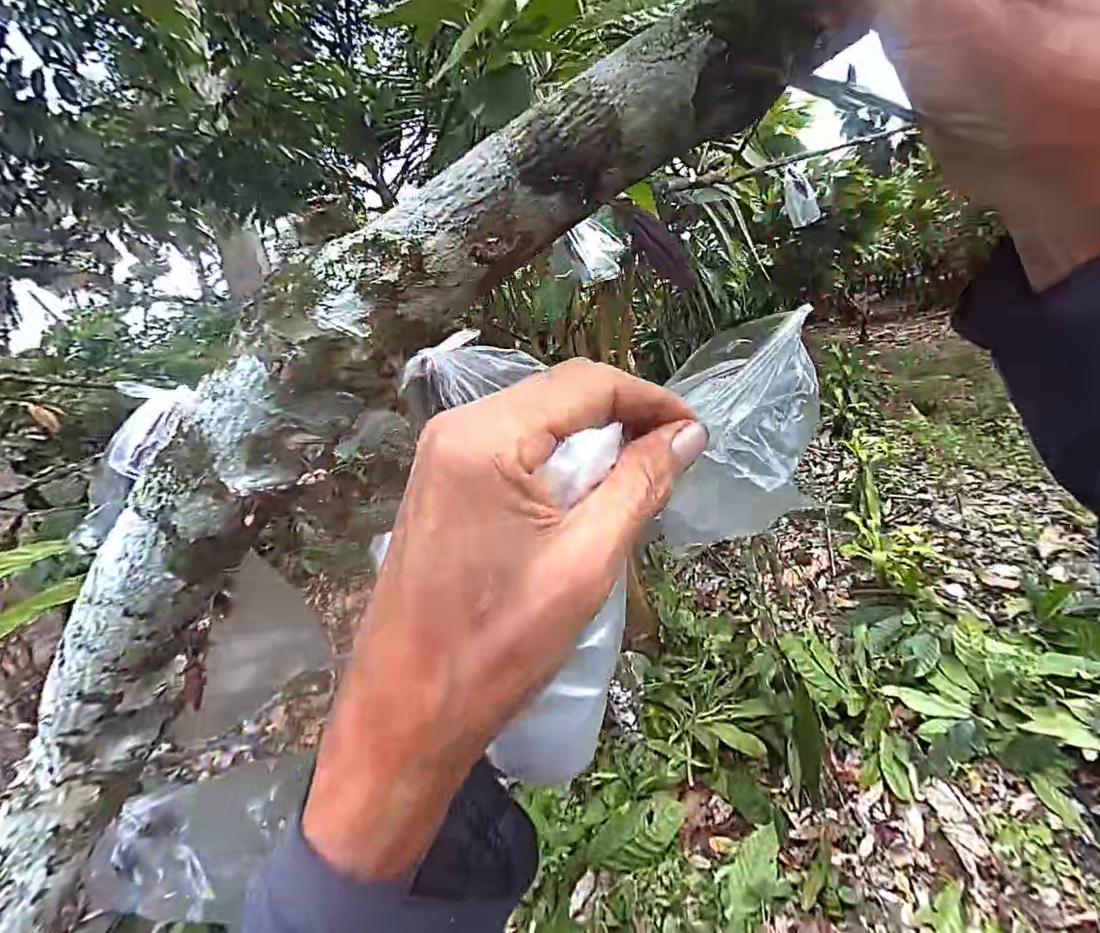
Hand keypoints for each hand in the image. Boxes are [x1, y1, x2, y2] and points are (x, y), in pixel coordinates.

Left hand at [302, 359, 706, 879]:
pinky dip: (562, 455)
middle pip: (561, 391)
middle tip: (674, 450)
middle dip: (625, 413)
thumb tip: (687, 433)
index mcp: (487, 437)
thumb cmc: (499, 646)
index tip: (696, 431)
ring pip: (541, 415)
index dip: (651, 399)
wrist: (403, 717)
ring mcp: (442, 452)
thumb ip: (641, 482)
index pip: (587, 384)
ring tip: (642, 468)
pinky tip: (590, 486)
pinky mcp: (442, 479)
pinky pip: (516, 443)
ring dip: (596, 435)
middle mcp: (457, 427)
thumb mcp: (587, 560)